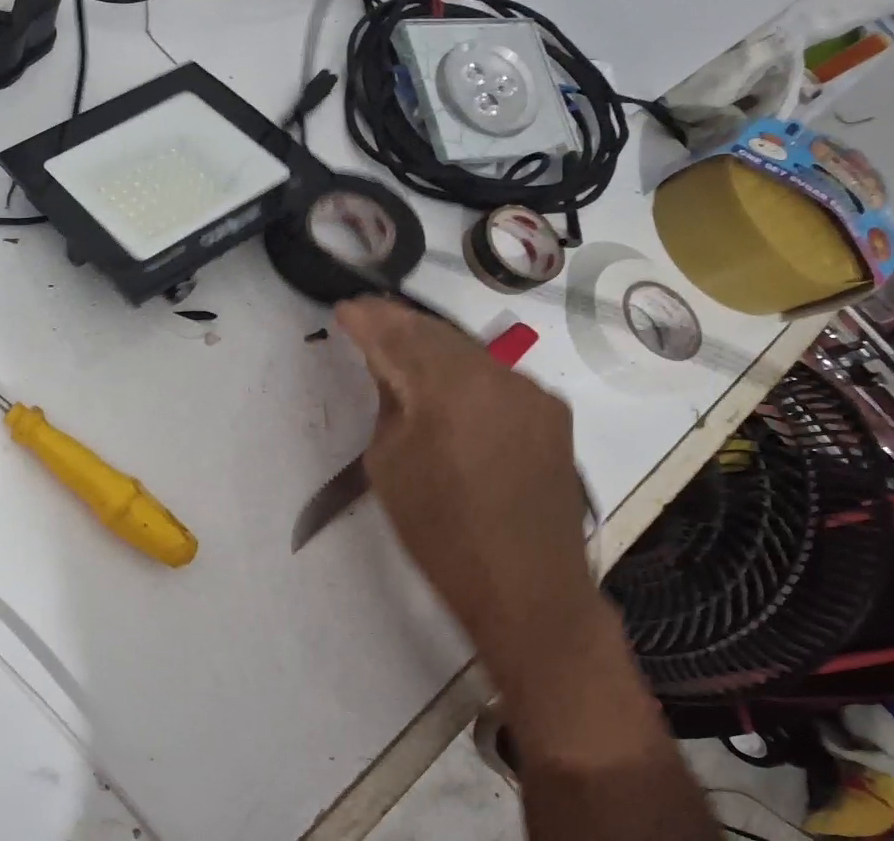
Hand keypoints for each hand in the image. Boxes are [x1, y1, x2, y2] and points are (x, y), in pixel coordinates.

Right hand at [336, 297, 596, 669]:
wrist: (525, 586)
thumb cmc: (438, 529)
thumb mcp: (388, 461)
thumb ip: (389, 402)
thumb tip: (389, 368)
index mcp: (449, 388)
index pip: (398, 337)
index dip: (366, 320)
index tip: (342, 308)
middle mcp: (497, 377)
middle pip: (436, 333)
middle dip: (397, 321)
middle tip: (364, 313)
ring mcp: (531, 393)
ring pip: (467, 350)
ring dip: (430, 342)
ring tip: (396, 337)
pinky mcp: (550, 413)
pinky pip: (494, 374)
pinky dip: (461, 367)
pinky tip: (442, 375)